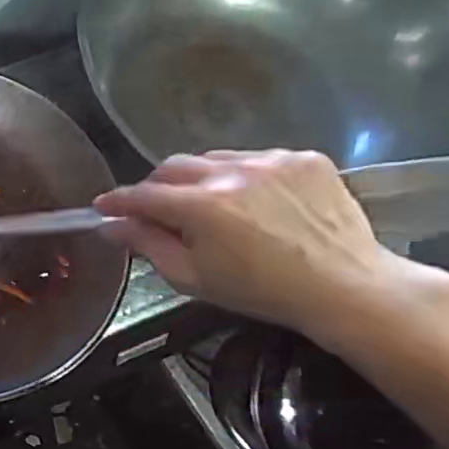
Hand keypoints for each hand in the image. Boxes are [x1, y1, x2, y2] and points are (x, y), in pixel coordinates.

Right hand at [93, 150, 448, 338]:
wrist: (346, 287)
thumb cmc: (261, 291)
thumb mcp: (193, 277)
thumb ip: (146, 245)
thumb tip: (111, 225)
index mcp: (200, 207)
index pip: (142, 194)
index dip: (117, 201)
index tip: (102, 207)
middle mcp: (231, 173)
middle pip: (173, 166)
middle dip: (157, 187)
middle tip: (157, 211)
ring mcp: (270, 161)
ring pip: (213, 158)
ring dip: (200, 178)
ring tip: (211, 206)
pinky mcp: (302, 157)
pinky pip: (255, 158)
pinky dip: (243, 176)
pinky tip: (256, 202)